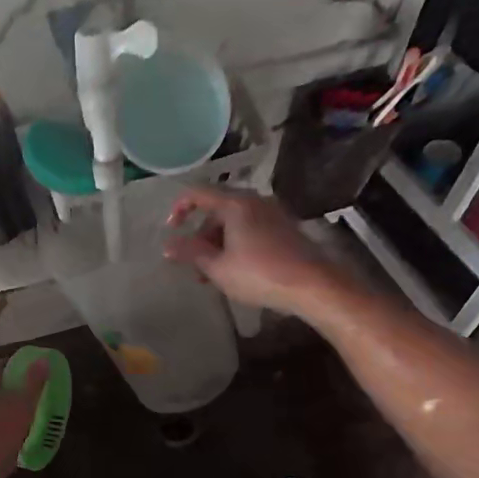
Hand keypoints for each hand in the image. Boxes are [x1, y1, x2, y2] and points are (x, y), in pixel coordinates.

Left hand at [0, 358, 46, 477]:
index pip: (0, 366)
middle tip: (32, 387)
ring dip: (7, 401)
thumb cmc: (6, 429)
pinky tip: (15, 423)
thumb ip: (34, 380)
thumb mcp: (25, 402)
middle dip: (13, 384)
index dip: (17, 364)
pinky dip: (3, 415)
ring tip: (26, 405)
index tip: (32, 368)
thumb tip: (44, 359)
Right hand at [164, 188, 356, 319]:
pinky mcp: (284, 228)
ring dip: (219, 244)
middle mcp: (254, 200)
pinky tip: (236, 269)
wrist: (310, 284)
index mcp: (235, 203)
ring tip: (213, 274)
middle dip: (201, 235)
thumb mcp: (218, 268)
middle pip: (218, 210)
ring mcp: (272, 213)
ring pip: (235, 222)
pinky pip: (251, 229)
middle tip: (194, 263)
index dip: (179, 208)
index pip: (198, 193)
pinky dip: (237, 244)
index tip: (171, 230)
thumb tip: (168, 245)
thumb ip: (191, 253)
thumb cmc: (258, 274)